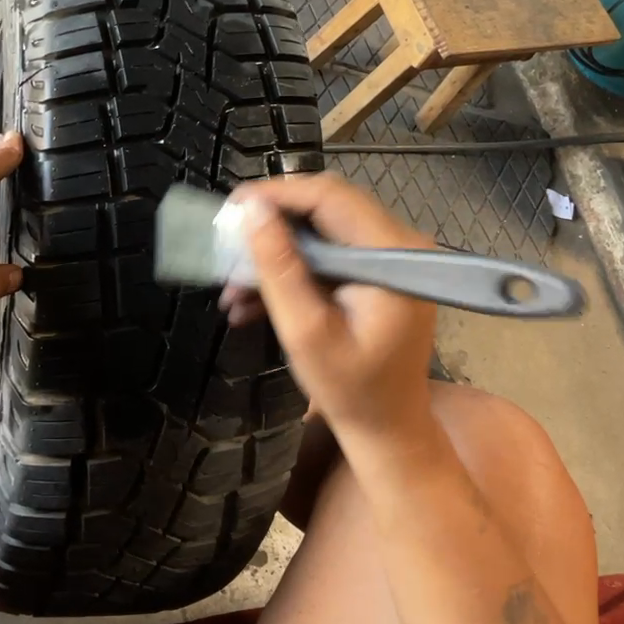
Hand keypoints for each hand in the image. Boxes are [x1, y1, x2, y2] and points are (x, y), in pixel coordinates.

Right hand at [225, 174, 437, 442]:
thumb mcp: (305, 330)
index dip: (275, 194)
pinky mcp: (374, 274)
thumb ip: (278, 267)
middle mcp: (397, 245)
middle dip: (269, 224)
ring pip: (318, 230)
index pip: (329, 197)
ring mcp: (387, 259)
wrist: (387, 428)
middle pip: (324, 208)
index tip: (230, 207)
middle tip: (225, 240)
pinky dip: (289, 270)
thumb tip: (251, 210)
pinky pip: (325, 255)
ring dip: (273, 253)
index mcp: (392, 255)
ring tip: (231, 285)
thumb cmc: (350, 388)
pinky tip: (251, 300)